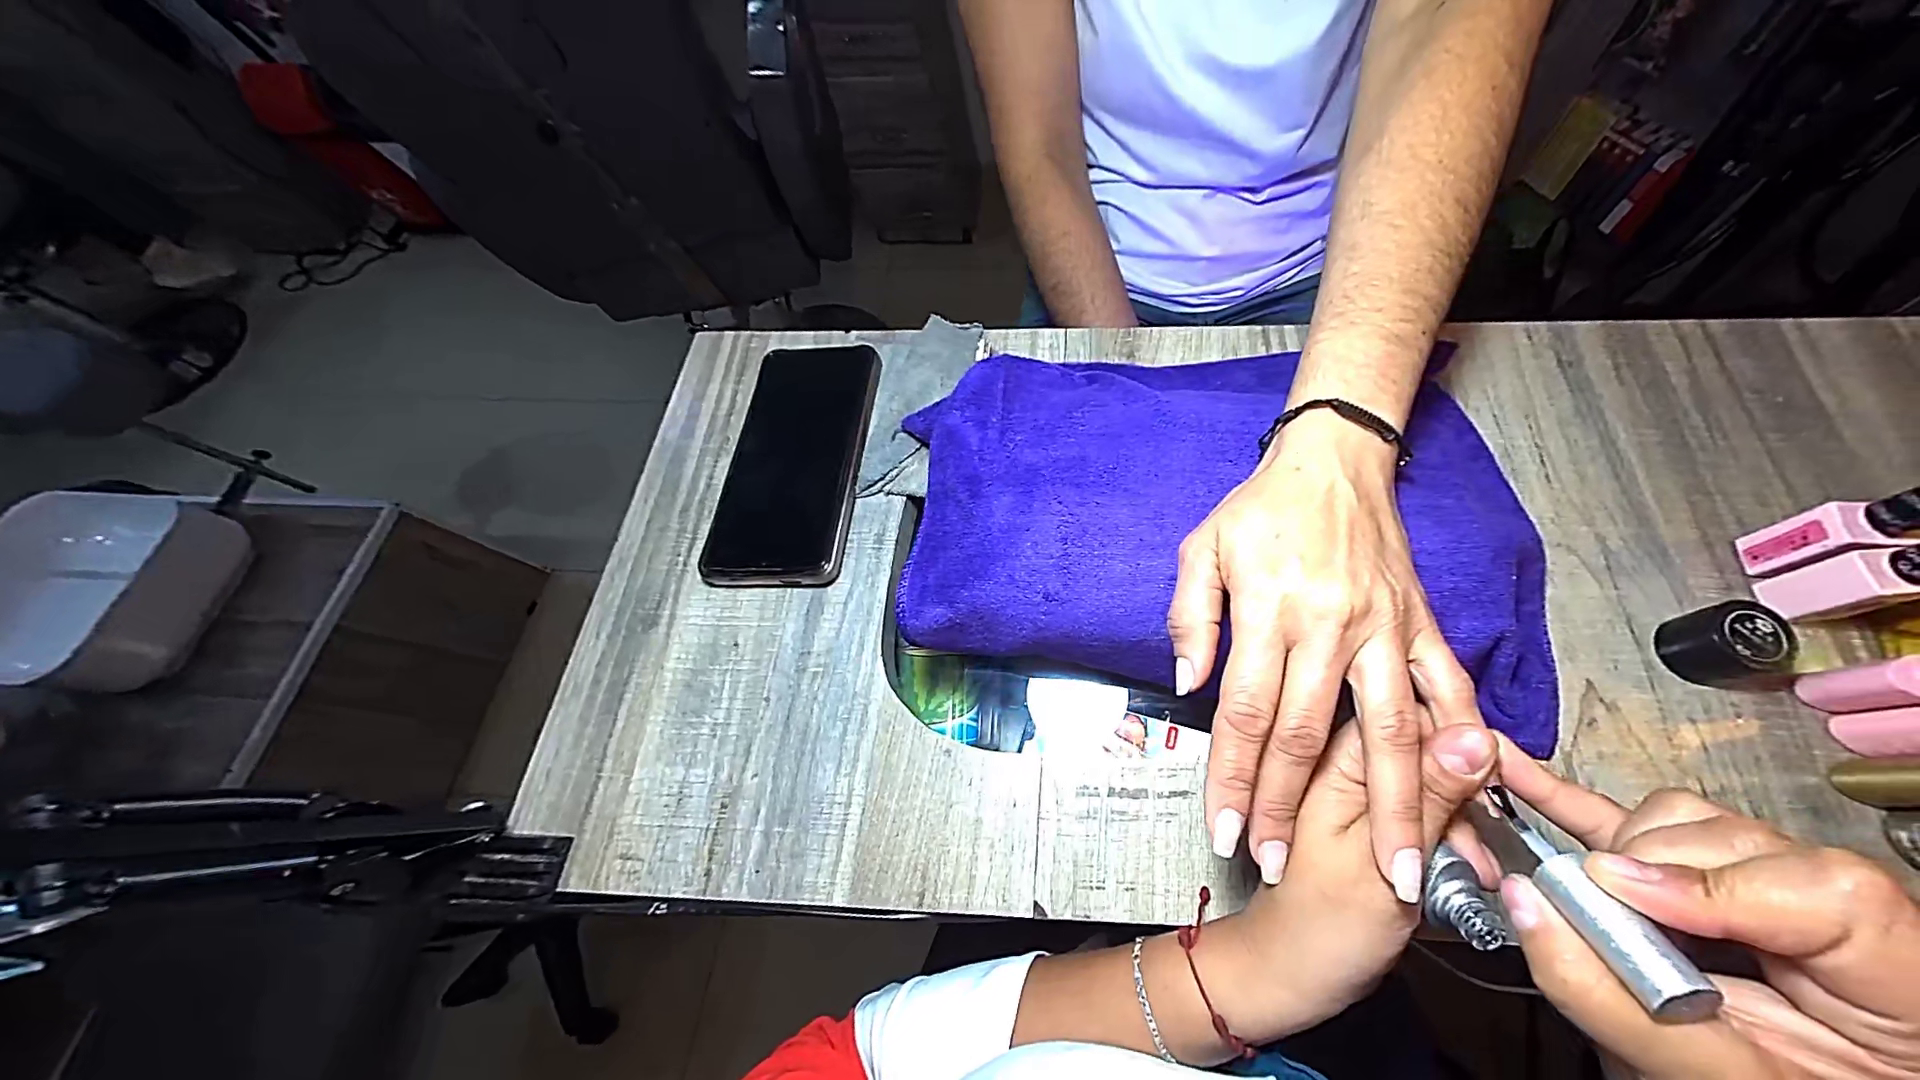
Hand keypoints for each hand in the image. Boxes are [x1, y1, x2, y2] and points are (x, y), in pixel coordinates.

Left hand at [1169, 411, 1481, 897]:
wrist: (1331, 463)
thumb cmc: (1258, 509)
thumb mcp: (1200, 550)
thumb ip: (1191, 619)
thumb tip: (1190, 685)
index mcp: (1268, 613)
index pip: (1246, 713)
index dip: (1234, 777)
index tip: (1225, 828)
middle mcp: (1329, 628)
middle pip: (1306, 736)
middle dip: (1291, 808)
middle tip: (1281, 866)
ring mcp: (1385, 629)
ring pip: (1388, 732)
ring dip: (1389, 808)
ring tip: (1393, 875)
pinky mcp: (1422, 622)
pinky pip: (1448, 687)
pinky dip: (1462, 742)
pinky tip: (1469, 796)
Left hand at [1221, 718, 1499, 1039]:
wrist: (1293, 966)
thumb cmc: (1325, 921)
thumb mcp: (1382, 859)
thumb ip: (1424, 797)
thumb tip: (1472, 734)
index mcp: (1328, 760)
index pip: (1397, 714)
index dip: (1452, 741)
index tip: (1490, 781)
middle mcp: (1336, 763)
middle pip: (1413, 742)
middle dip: (1460, 786)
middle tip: (1482, 836)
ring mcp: (1350, 788)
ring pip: (1421, 776)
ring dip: (1457, 817)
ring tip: (1474, 865)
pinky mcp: (1367, 815)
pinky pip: (1416, 804)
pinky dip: (1447, 832)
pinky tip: (1467, 865)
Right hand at [1494, 738, 1919, 1079]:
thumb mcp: (1709, 1077)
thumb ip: (1625, 1003)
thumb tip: (1527, 902)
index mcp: (1901, 988)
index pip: (1829, 893)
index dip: (1715, 884)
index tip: (1623, 894)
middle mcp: (1839, 917)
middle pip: (1736, 844)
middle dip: (1643, 870)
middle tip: (1594, 913)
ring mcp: (1761, 883)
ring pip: (1678, 821)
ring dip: (1609, 850)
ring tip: (1586, 898)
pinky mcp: (1690, 869)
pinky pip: (1628, 819)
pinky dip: (1565, 800)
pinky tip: (1517, 773)